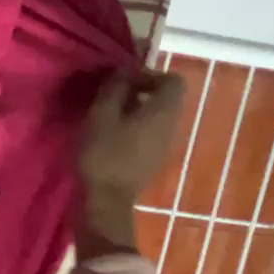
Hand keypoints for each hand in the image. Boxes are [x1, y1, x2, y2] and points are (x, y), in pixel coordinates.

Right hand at [76, 70, 186, 252]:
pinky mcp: (152, 162)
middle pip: (165, 100)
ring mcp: (165, 146)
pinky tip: (110, 143)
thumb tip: (122, 71)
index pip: (172, 79)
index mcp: (164, 110)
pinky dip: (133, 133)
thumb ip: (113, 89)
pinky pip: (148, 137)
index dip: (148, 75)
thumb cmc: (102, 156)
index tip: (121, 84)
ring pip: (156, 119)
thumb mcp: (100, 116)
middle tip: (109, 102)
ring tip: (106, 123)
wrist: (104, 203)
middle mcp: (173, 125)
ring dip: (135, 115)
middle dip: (140, 95)